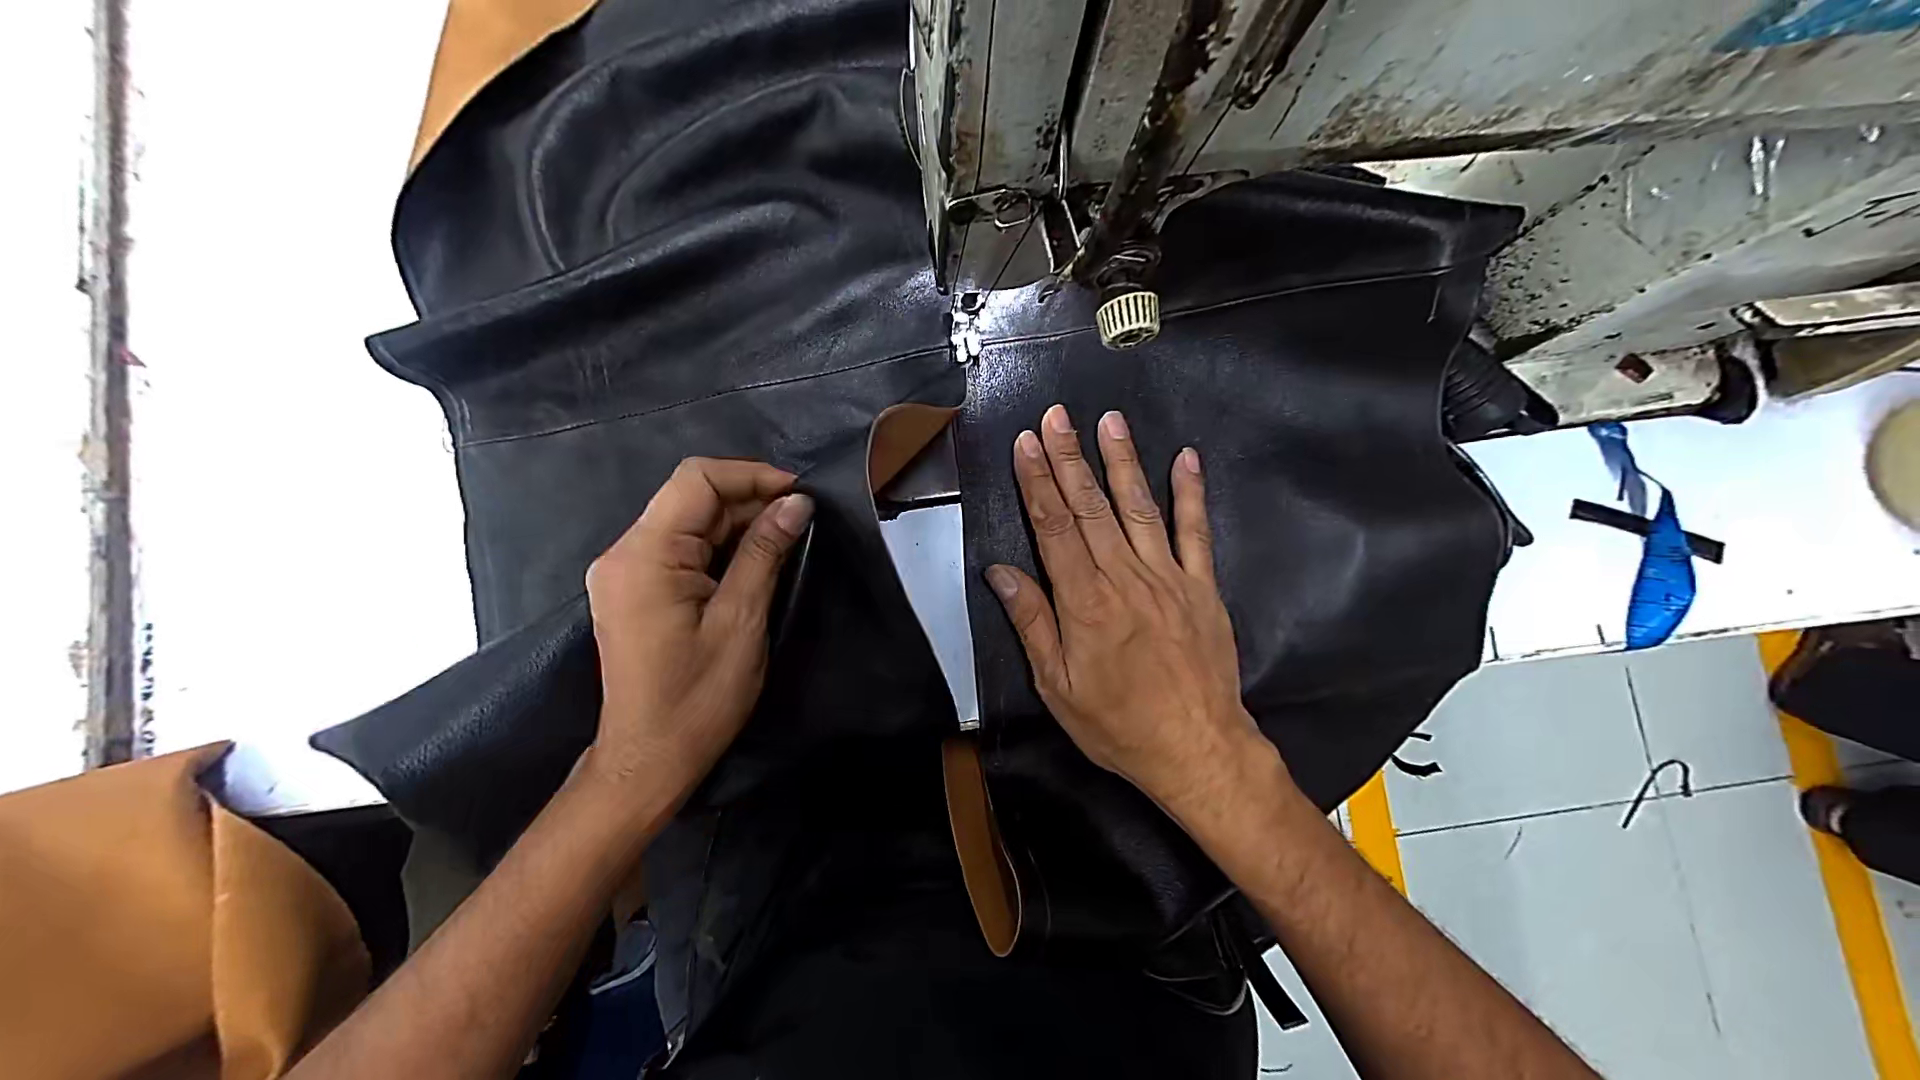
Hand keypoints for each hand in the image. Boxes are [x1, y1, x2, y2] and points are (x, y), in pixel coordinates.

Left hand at [583, 458, 813, 807]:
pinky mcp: (634, 589)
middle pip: (691, 498)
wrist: (648, 759)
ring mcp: (625, 571)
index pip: (696, 480)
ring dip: (738, 523)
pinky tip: (755, 559)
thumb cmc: (698, 697)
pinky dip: (721, 546)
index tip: (798, 494)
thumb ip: (765, 552)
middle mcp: (624, 553)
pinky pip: (681, 548)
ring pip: (688, 521)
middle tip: (800, 519)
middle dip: (749, 500)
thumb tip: (796, 503)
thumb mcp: (742, 621)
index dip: (751, 475)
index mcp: (644, 556)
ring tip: (786, 538)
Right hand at [986, 406, 1277, 813]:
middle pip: (1090, 507)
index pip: (1054, 527)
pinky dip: (1191, 493)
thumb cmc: (1119, 724)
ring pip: (1138, 508)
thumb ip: (1032, 622)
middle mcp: (1125, 578)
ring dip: (1121, 462)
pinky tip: (1186, 458)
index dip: (1038, 482)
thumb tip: (1000, 572)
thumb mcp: (1057, 686)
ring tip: (1108, 421)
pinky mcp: (1202, 587)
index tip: (1026, 444)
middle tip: (1056, 417)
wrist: (1197, 748)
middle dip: (1069, 457)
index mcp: (1084, 602)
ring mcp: (1168, 578)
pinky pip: (1195, 532)